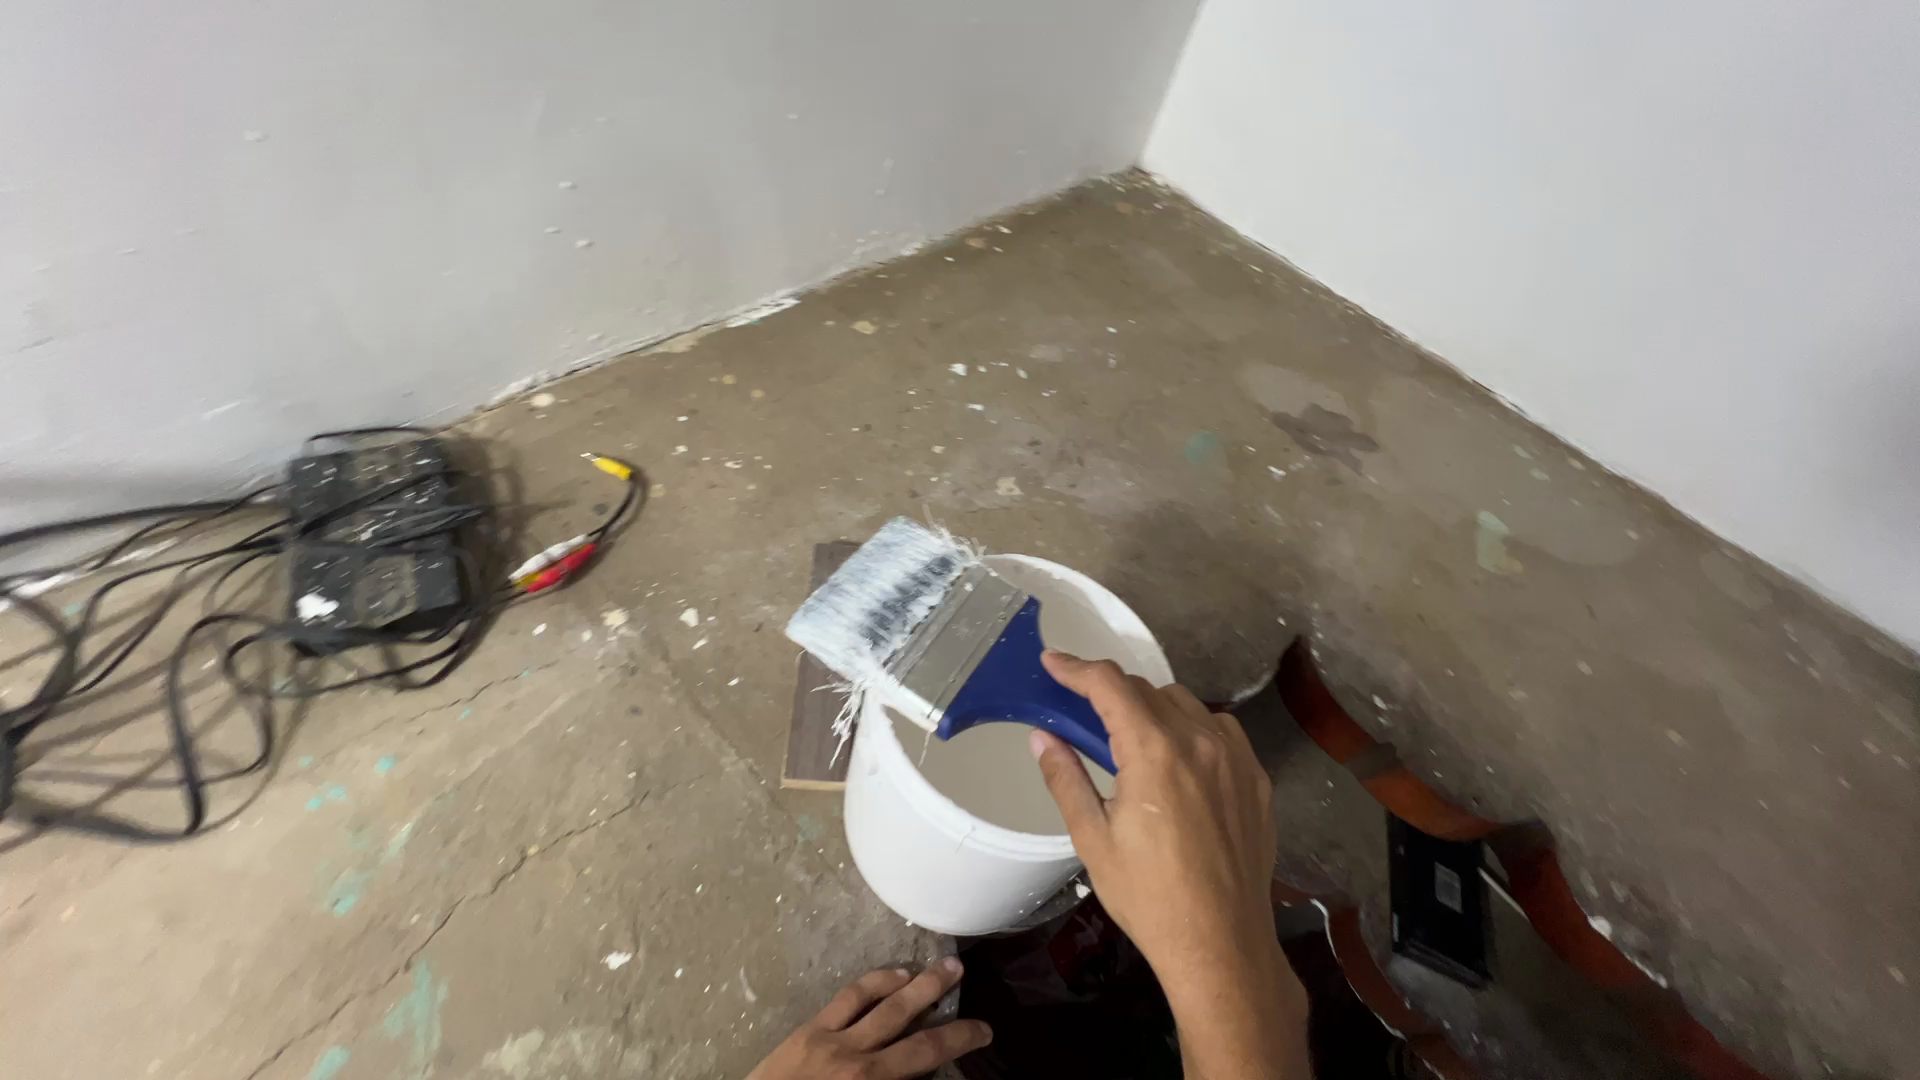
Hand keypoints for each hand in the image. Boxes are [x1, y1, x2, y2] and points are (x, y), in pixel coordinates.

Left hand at [746, 959, 991, 1079]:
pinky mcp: (807, 1031)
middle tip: (961, 969)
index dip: (960, 1039)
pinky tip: (889, 977)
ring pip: (878, 998)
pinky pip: (847, 998)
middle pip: (907, 1018)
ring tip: (929, 964)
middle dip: (937, 992)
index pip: (926, 1054)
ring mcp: (830, 1038)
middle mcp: (857, 1056)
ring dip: (908, 979)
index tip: (984, 1030)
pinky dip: (872, 983)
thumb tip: (924, 1068)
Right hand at [1032, 650, 1308, 1078]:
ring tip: (1129, 735)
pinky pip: (1219, 730)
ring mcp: (1235, 757)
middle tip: (1081, 708)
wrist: (1222, 946)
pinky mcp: (1256, 778)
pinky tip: (1179, 756)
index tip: (1051, 662)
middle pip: (1146, 689)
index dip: (1076, 668)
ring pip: (1185, 703)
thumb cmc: (1149, 896)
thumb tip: (1043, 737)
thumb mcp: (1093, 839)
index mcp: (1153, 750)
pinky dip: (1191, 727)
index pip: (1109, 685)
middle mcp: (1198, 740)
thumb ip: (1066, 778)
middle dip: (1109, 691)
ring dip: (1151, 707)